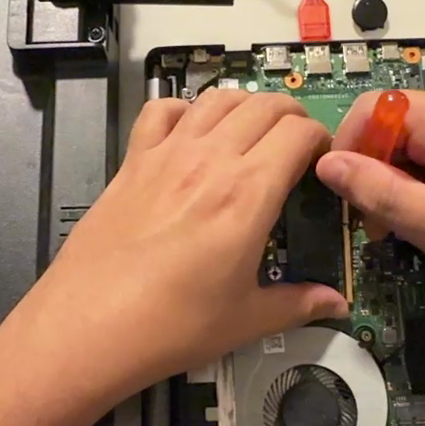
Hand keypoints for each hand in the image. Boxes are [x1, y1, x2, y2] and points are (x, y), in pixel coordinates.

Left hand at [3, 91, 348, 407]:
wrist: (88, 326)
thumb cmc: (171, 326)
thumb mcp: (245, 319)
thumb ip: (298, 304)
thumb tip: (336, 305)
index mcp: (248, 193)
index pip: (299, 132)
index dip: (321, 139)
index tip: (322, 163)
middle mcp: (209, 159)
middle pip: (263, 105)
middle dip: (291, 117)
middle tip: (295, 147)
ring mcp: (166, 155)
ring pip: (216, 99)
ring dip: (244, 106)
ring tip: (251, 133)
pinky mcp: (132, 162)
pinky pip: (160, 111)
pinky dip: (183, 109)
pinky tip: (190, 133)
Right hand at [316, 86, 424, 331]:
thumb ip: (380, 192)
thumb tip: (326, 164)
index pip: (376, 106)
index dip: (349, 146)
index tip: (347, 195)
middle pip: (396, 119)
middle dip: (376, 167)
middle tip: (380, 226)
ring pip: (417, 134)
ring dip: (400, 175)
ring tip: (409, 225)